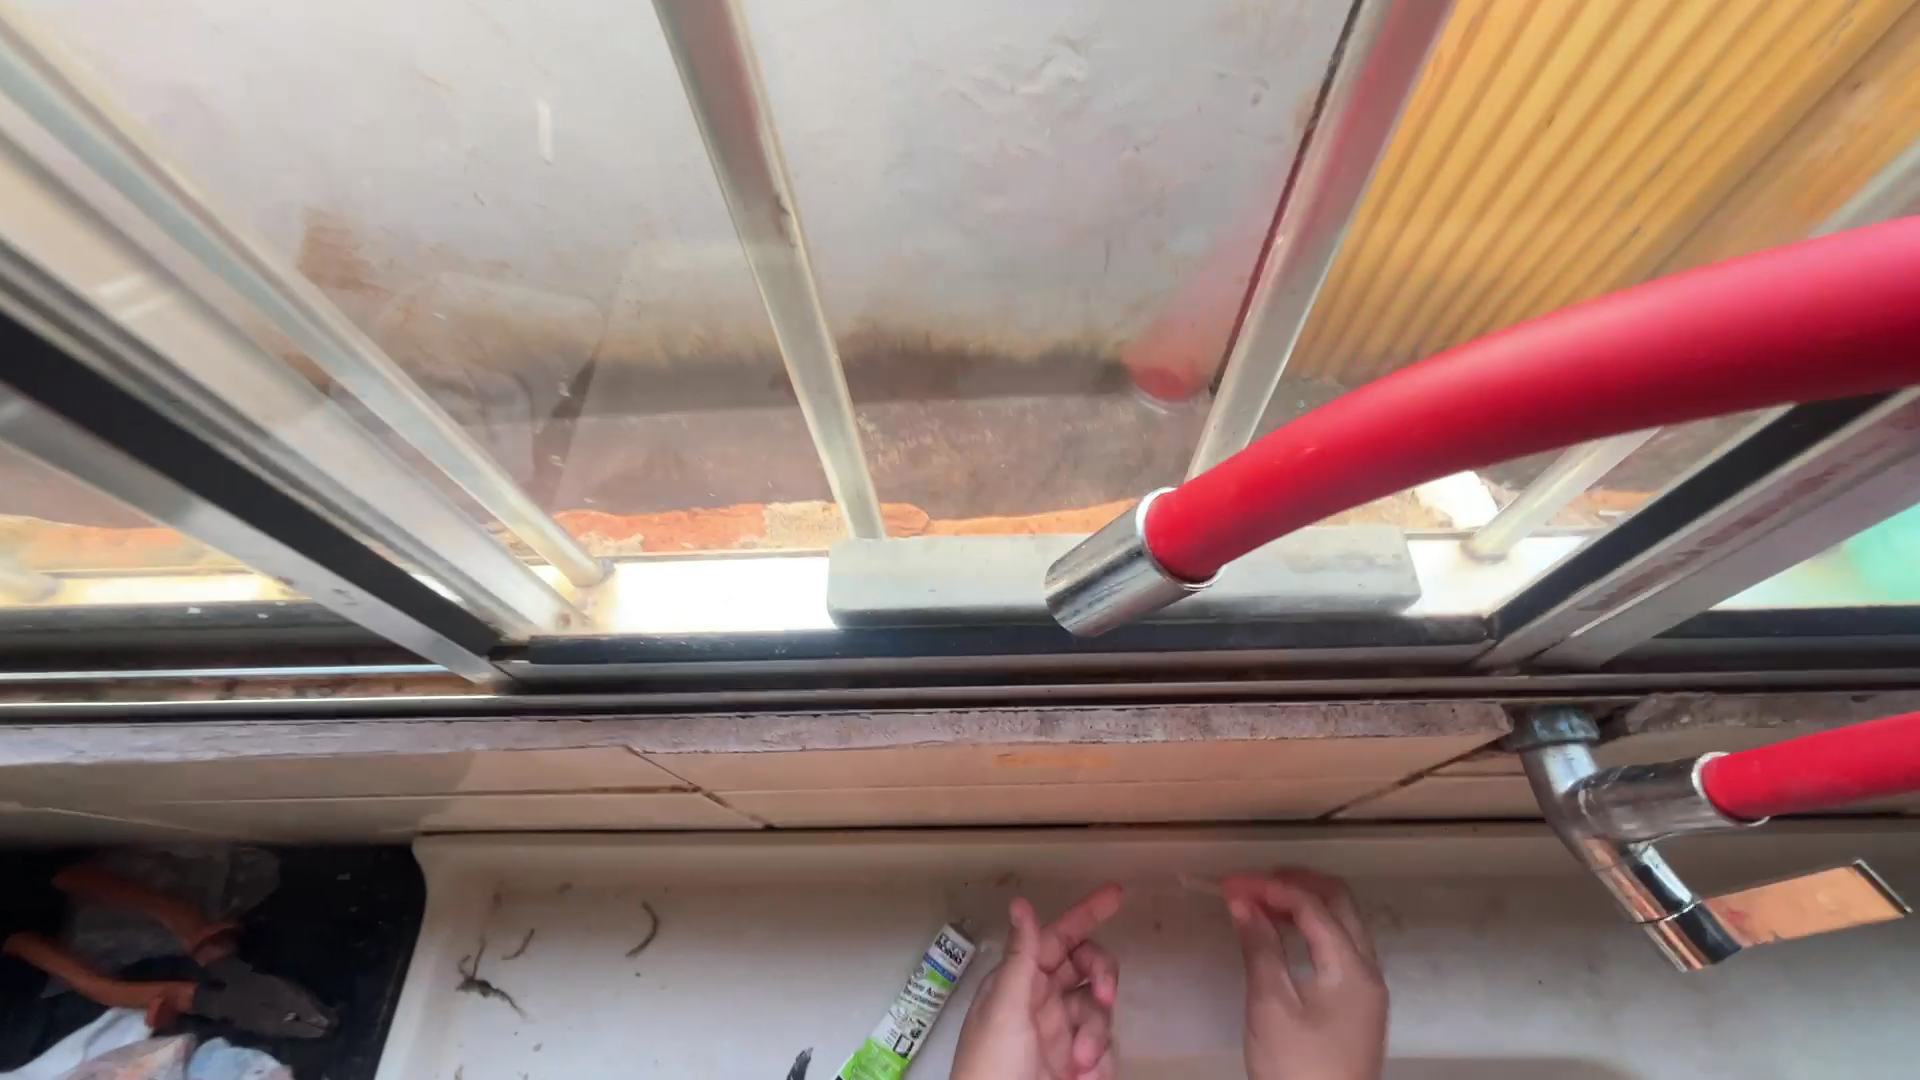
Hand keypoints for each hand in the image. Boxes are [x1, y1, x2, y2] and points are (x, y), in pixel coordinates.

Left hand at [949, 884, 1123, 1079]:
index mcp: (1020, 980)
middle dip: (1101, 977)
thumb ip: (1021, 956)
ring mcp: (1061, 1035)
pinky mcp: (1076, 1067)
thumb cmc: (993, 1066)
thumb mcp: (1005, 1009)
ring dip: (1096, 1036)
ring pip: (1098, 1012)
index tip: (1117, 894)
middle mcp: (1042, 1000)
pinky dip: (1099, 1065)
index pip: (1058, 936)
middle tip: (1104, 997)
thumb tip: (1021, 902)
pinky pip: (1104, 1053)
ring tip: (1078, 1066)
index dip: (1086, 913)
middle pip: (1087, 968)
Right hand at [1223, 869, 1386, 1079]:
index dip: (1269, 888)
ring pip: (1340, 921)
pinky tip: (1278, 932)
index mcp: (1352, 970)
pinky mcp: (1356, 1004)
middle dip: (1293, 884)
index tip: (1228, 885)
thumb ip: (1259, 946)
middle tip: (1250, 885)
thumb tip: (1241, 900)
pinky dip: (1308, 926)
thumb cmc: (1296, 1070)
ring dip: (1301, 903)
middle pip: (1338, 902)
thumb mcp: (1270, 1006)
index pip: (1312, 906)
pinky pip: (1337, 944)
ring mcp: (1365, 989)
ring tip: (1257, 903)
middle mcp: (1368, 972)